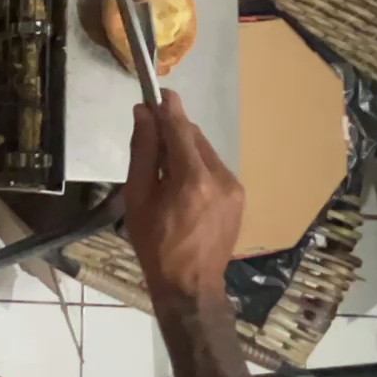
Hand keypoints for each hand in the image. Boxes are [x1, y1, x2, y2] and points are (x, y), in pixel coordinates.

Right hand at [124, 91, 243, 302]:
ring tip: (160, 165)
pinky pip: (213, 168)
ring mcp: (235, 188)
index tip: (157, 91)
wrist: (190, 286)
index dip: (167, 107)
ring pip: (204, 151)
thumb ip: (142, 152)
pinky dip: (194, 164)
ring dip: (183, 147)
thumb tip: (142, 115)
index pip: (179, 128)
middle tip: (147, 133)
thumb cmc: (154, 244)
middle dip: (171, 129)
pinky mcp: (239, 197)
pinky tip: (179, 182)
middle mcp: (220, 177)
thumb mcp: (137, 197)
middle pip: (193, 137)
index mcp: (192, 179)